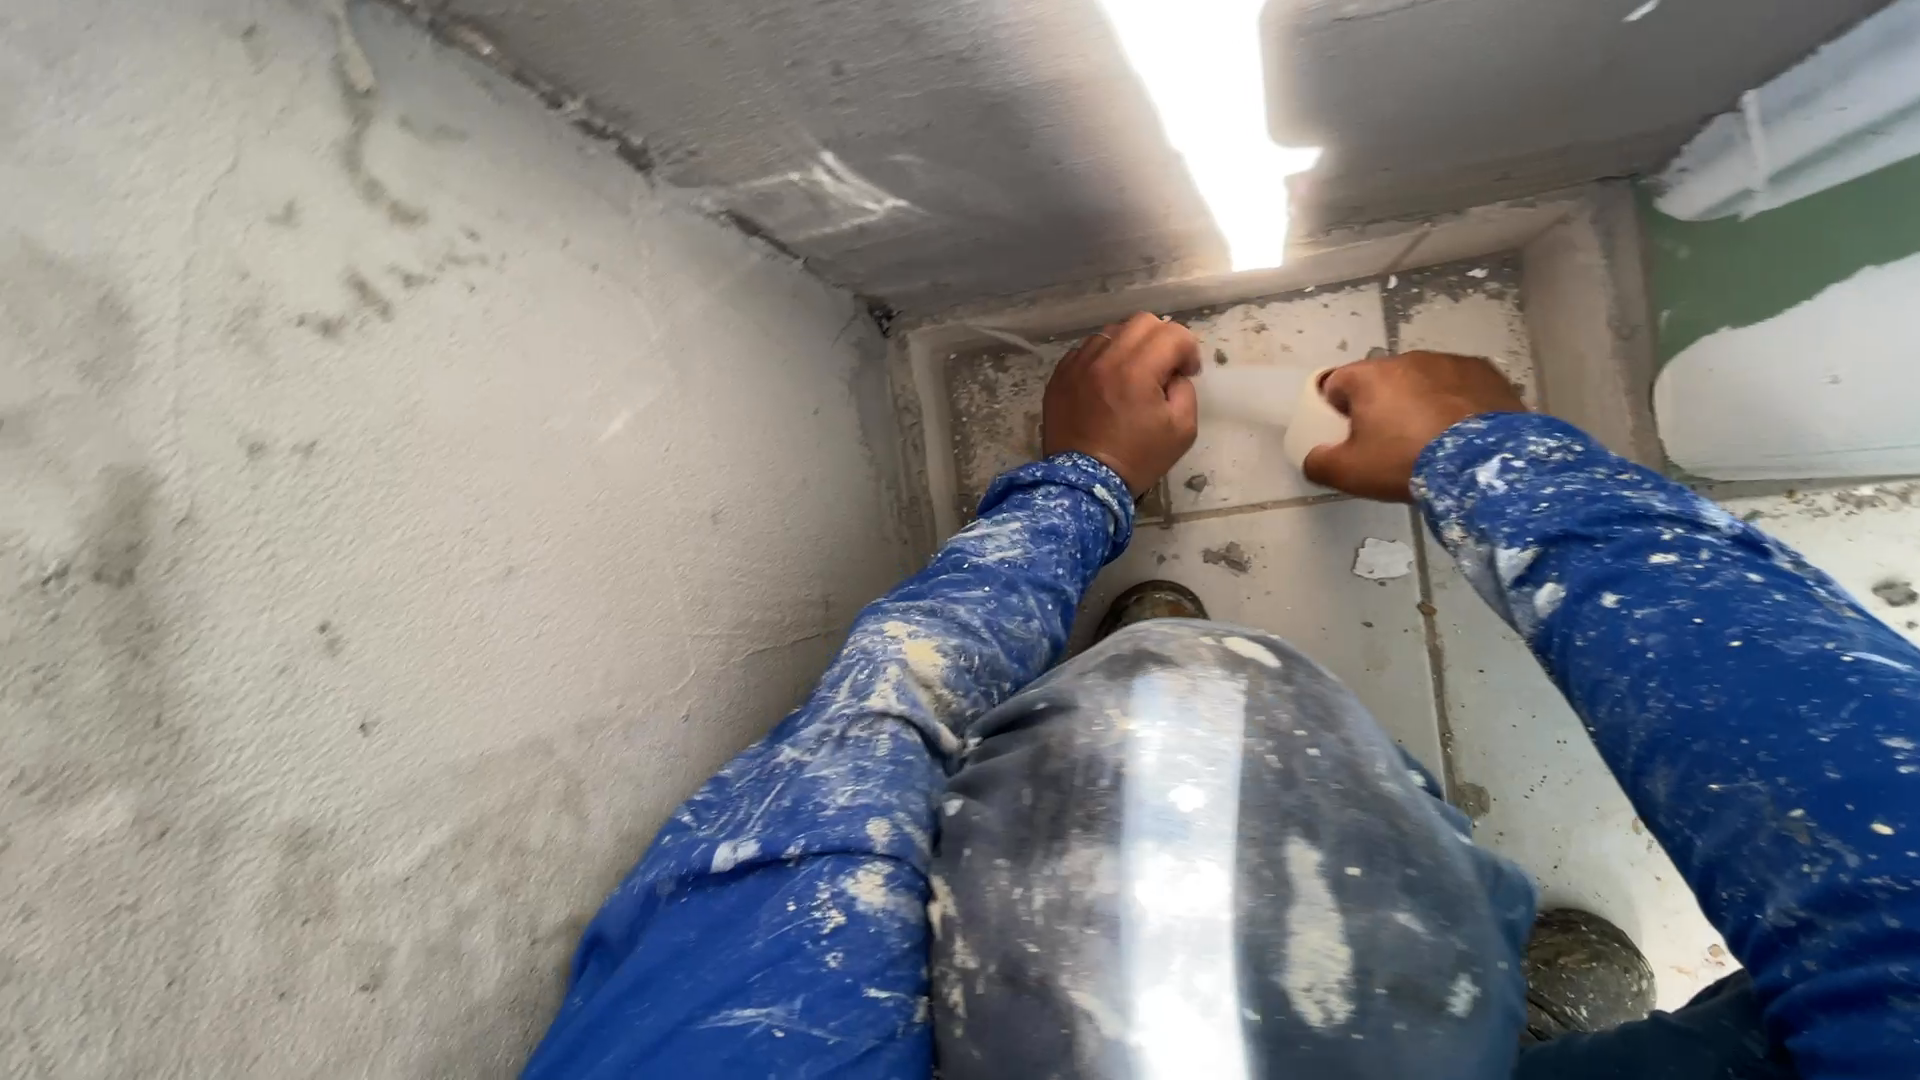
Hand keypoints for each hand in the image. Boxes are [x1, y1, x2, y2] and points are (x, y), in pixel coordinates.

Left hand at [1042, 312, 1201, 496]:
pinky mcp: (1058, 377)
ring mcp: (1076, 365)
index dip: (1188, 350)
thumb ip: (1185, 390)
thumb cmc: (1136, 459)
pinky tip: (1106, 384)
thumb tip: (1172, 374)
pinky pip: (1085, 352)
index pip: (1172, 333)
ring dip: (1129, 347)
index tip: (1187, 373)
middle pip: (1141, 322)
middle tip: (1163, 369)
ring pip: (1111, 333)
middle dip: (1161, 340)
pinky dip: (1101, 360)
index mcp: (1136, 369)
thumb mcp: (1182, 430)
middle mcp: (1104, 358)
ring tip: (1132, 377)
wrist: (1082, 482)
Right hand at [1302, 351, 1524, 501]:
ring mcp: (1452, 362)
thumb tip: (1315, 456)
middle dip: (1379, 406)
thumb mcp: (1348, 472)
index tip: (1348, 437)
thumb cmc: (1406, 461)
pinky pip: (1457, 387)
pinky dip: (1453, 404)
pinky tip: (1458, 433)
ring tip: (1429, 439)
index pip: (1335, 384)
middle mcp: (1409, 358)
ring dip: (1418, 403)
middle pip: (1379, 382)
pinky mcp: (1489, 374)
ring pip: (1420, 382)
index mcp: (1369, 375)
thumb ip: (1318, 462)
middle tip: (1387, 443)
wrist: (1486, 466)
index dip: (1335, 411)